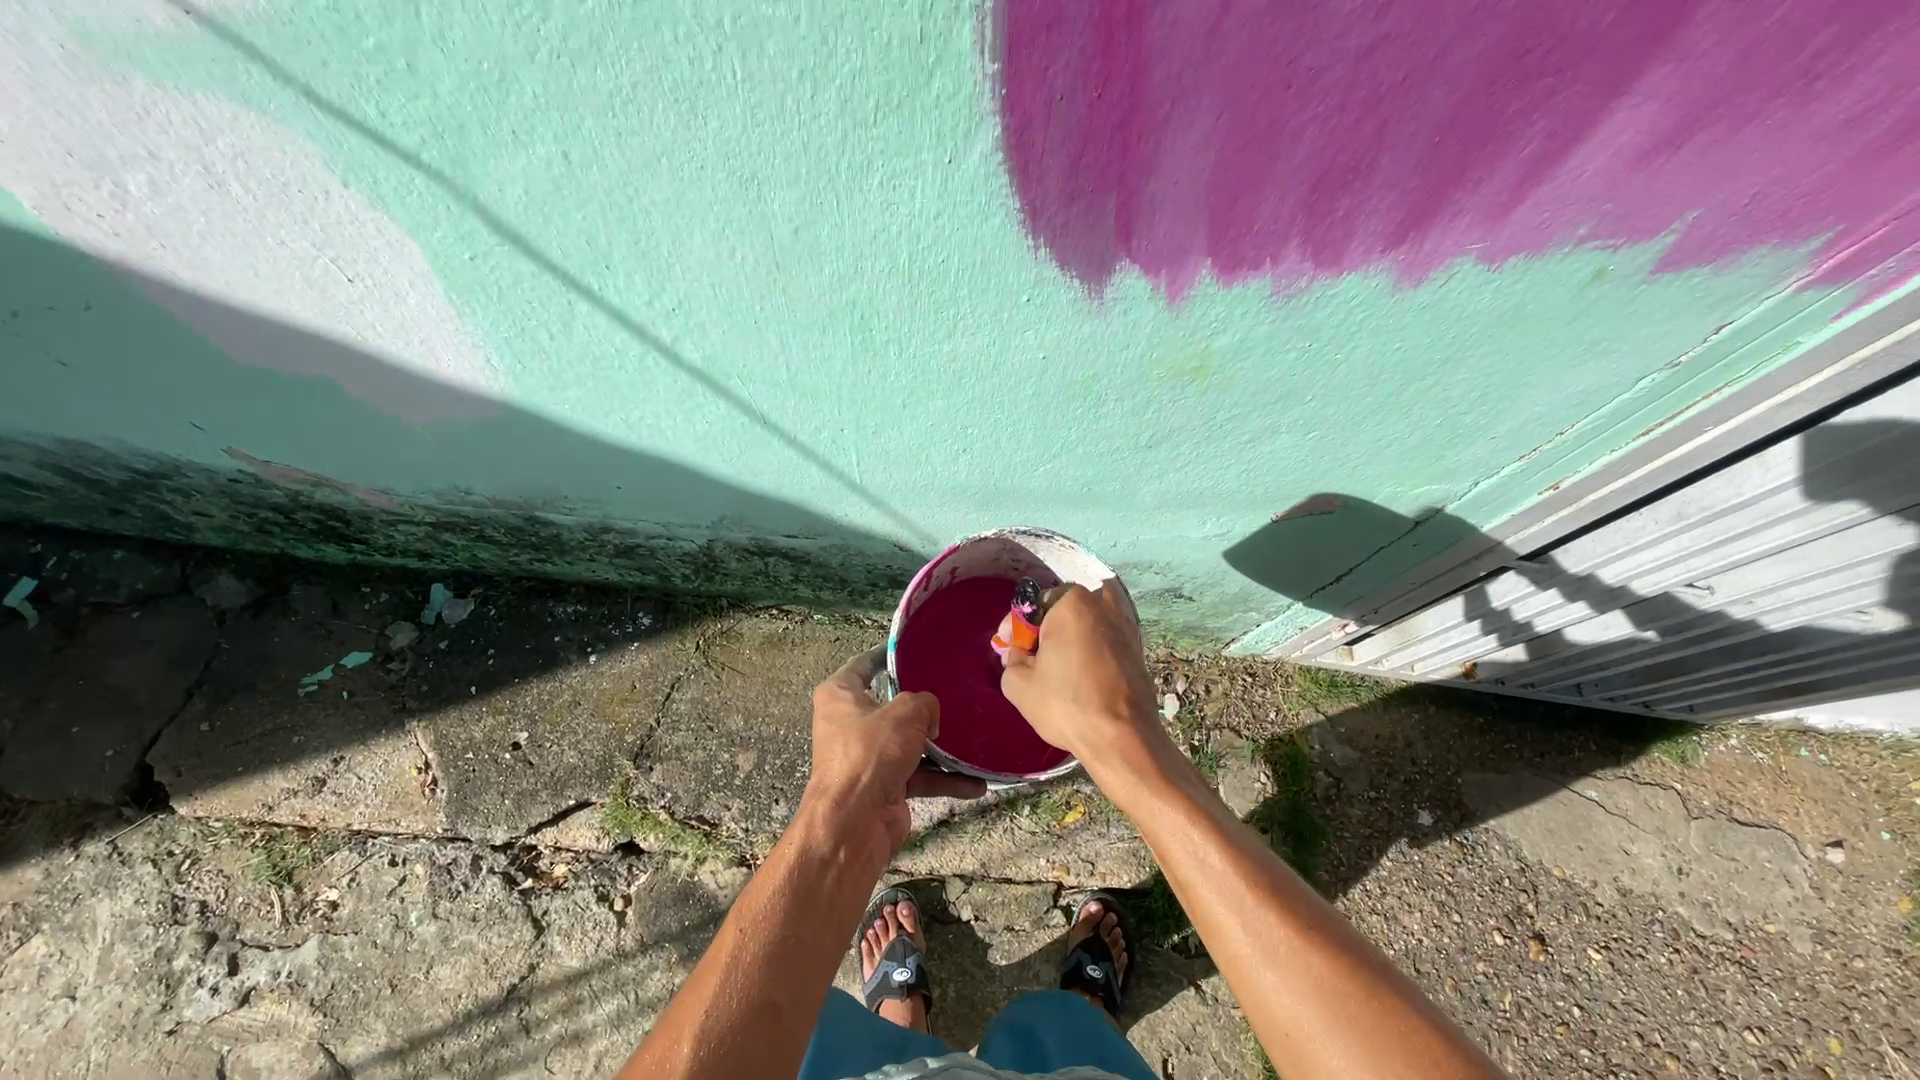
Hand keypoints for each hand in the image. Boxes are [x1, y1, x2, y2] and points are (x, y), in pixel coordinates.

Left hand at [805, 647, 986, 858]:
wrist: (855, 821)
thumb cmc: (871, 752)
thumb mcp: (905, 713)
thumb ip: (925, 703)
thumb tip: (929, 718)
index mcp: (840, 695)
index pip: (864, 665)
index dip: (888, 654)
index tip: (915, 647)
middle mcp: (850, 723)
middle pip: (893, 706)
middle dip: (923, 706)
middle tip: (957, 693)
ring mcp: (868, 757)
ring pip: (910, 744)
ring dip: (941, 748)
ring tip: (975, 739)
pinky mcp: (885, 786)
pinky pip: (920, 776)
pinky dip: (945, 779)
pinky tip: (976, 783)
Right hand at [997, 582, 1165, 769]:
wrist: (1122, 737)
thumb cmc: (1066, 703)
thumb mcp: (1017, 683)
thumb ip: (1011, 658)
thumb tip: (1019, 654)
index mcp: (1071, 602)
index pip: (1031, 605)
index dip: (1014, 628)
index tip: (1009, 649)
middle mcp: (1102, 603)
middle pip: (1059, 611)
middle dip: (1041, 632)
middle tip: (1028, 660)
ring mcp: (1125, 624)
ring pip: (1083, 625)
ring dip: (1066, 641)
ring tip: (1053, 670)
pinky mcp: (1137, 647)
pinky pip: (1101, 640)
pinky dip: (1087, 651)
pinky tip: (1078, 677)